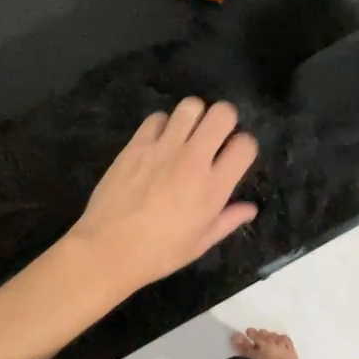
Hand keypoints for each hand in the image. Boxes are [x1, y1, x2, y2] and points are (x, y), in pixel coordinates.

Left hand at [67, 98, 259, 293]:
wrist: (108, 248)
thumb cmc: (159, 252)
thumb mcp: (200, 243)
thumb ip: (228, 220)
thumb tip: (250, 208)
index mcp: (214, 187)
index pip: (245, 145)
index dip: (245, 146)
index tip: (235, 156)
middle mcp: (193, 159)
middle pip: (223, 113)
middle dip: (225, 120)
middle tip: (215, 136)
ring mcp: (163, 148)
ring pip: (191, 106)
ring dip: (195, 116)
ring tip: (187, 134)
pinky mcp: (136, 145)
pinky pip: (157, 117)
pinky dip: (163, 125)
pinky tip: (159, 142)